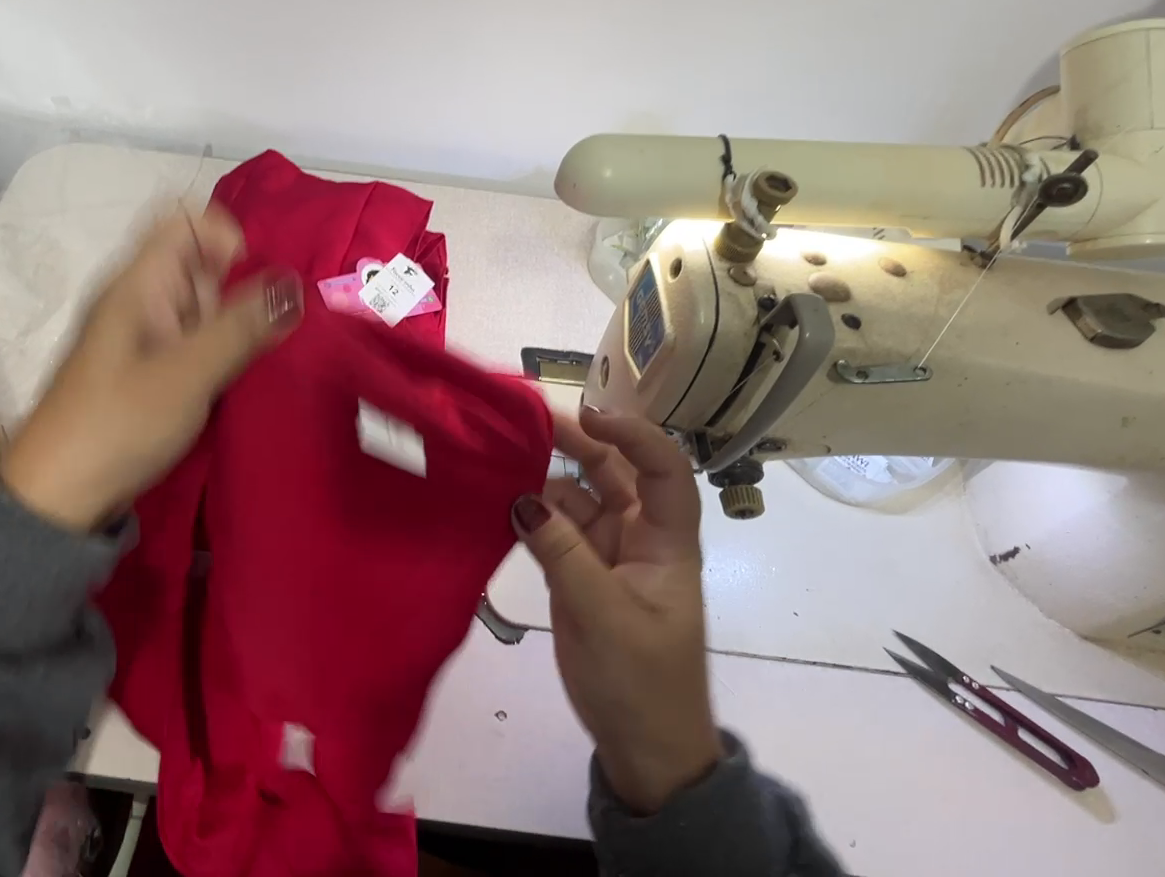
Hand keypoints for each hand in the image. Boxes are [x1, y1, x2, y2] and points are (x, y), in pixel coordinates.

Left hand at [0, 203, 301, 531]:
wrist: (58, 496)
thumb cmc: (117, 425)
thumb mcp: (187, 375)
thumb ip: (241, 327)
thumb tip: (294, 283)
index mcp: (139, 284)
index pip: (184, 222)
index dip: (226, 236)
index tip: (257, 281)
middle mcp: (141, 300)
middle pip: (200, 264)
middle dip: (240, 287)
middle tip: (261, 332)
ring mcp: (145, 337)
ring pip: (202, 306)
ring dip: (234, 324)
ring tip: (255, 358)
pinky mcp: (150, 372)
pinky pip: (195, 342)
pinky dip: (220, 351)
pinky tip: (235, 378)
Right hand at [513, 406, 720, 813]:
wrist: (644, 746)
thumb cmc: (641, 681)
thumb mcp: (603, 615)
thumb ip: (562, 554)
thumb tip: (521, 498)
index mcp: (667, 541)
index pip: (664, 470)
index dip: (634, 436)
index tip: (589, 417)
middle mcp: (638, 536)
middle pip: (612, 475)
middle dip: (576, 443)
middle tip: (524, 421)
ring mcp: (604, 554)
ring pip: (575, 499)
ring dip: (542, 478)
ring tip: (498, 455)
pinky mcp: (576, 573)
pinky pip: (552, 530)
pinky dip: (527, 513)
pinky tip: (497, 498)